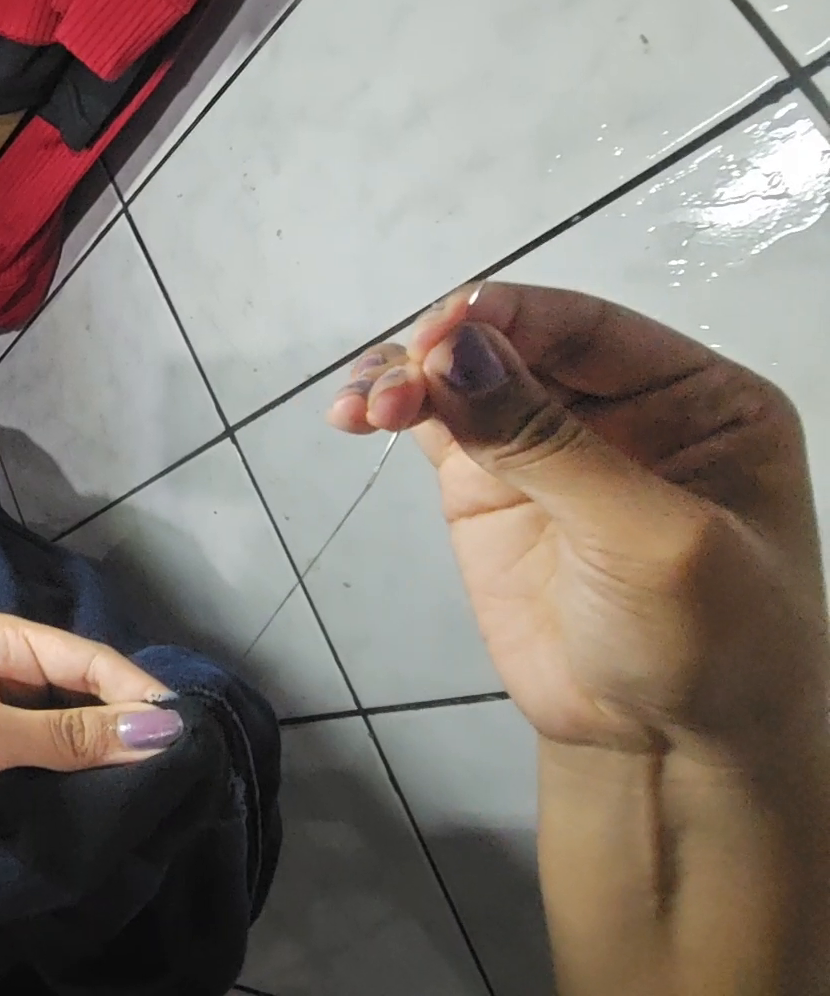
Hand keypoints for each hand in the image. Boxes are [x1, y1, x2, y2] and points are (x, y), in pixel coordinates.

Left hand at [0, 613, 183, 856]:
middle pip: (84, 692)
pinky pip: (51, 761)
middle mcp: (7, 670)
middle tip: (181, 768)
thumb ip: (68, 735)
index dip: (136, 690)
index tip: (187, 734)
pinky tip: (112, 801)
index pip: (87, 658)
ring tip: (159, 788)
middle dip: (125, 724)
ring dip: (105, 756)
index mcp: (2, 640)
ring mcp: (1, 715)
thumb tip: (158, 728)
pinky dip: (80, 778)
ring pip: (72, 730)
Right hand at [326, 282, 827, 755]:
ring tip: (359, 411)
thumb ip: (545, 441)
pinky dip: (385, 411)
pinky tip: (352, 417)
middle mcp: (608, 408)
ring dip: (396, 381)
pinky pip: (427, 426)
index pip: (579, 327)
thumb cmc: (704, 640)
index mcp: (688, 398)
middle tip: (387, 397)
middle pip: (500, 346)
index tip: (431, 340)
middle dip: (435, 357)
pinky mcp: (478, 486)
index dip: (501, 318)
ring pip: (451, 379)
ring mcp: (533, 447)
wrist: (655, 738)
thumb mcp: (645, 534)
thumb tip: (451, 351)